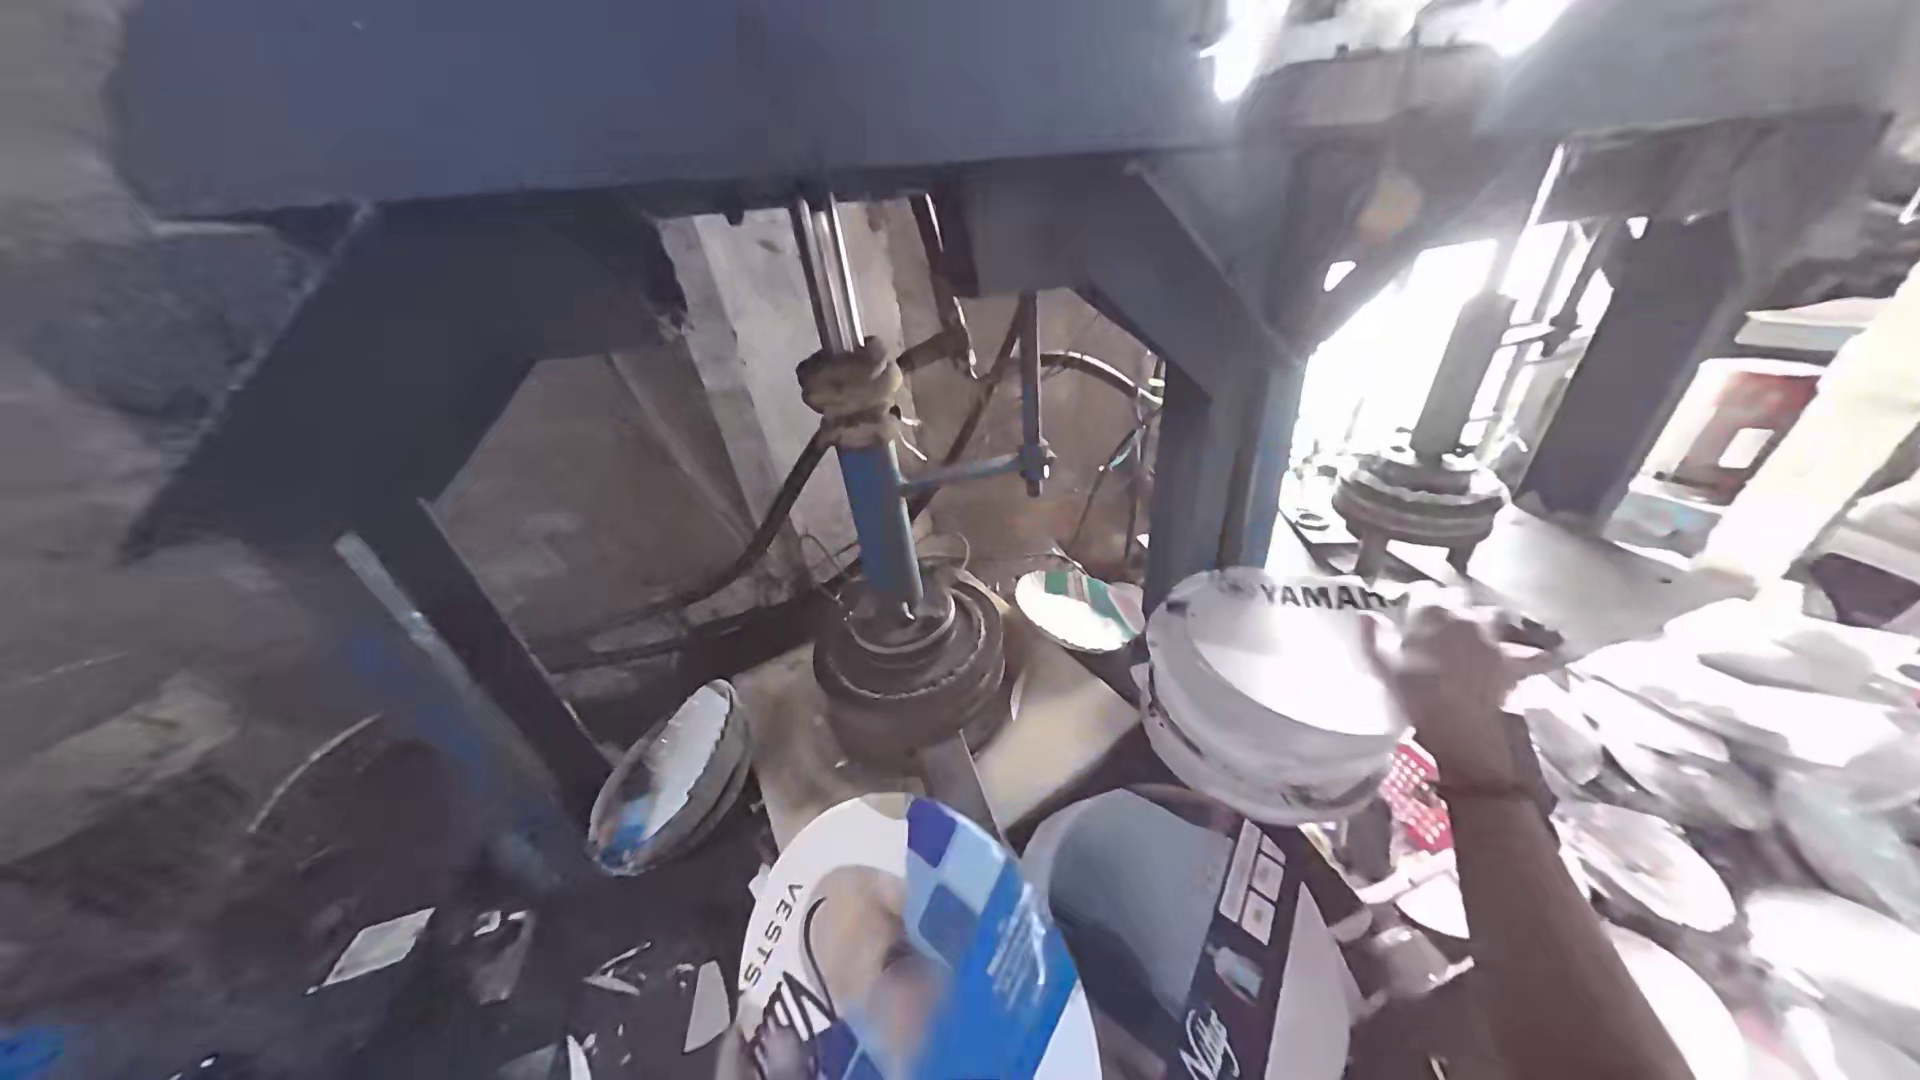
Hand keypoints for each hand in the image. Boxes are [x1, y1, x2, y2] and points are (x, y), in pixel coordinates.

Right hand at [1363, 590, 1524, 786]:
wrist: (1457, 725)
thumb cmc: (1412, 691)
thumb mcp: (1381, 664)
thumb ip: (1374, 636)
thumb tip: (1368, 616)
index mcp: (1431, 614)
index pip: (1424, 591)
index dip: (1416, 596)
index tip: (1409, 603)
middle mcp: (1465, 618)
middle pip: (1460, 597)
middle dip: (1451, 602)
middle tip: (1440, 617)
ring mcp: (1494, 639)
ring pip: (1495, 615)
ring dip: (1488, 618)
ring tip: (1481, 627)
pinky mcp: (1514, 662)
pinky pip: (1535, 653)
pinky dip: (1536, 653)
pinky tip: (1539, 654)